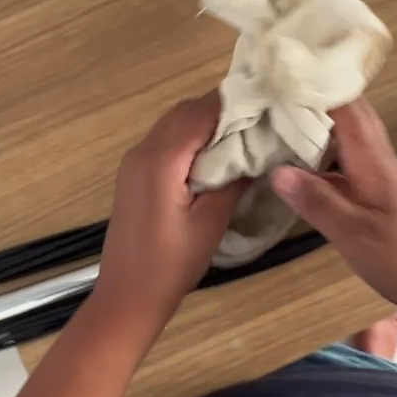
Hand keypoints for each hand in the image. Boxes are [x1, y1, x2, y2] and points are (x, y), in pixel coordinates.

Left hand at [92, 94, 243, 328]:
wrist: (127, 295)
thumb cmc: (171, 264)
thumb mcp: (210, 223)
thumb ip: (232, 182)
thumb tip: (258, 154)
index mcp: (161, 159)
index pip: (200, 111)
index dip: (234, 102)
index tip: (269, 100)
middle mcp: (142, 151)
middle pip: (184, 111)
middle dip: (221, 109)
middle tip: (261, 119)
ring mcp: (133, 162)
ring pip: (173, 124)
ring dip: (204, 123)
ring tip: (243, 135)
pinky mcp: (133, 175)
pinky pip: (164, 142)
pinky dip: (189, 139)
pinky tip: (215, 156)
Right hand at [271, 98, 396, 322]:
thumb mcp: (353, 233)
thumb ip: (316, 201)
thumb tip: (276, 171)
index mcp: (373, 159)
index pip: (346, 105)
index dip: (317, 82)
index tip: (282, 68)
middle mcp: (378, 159)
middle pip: (349, 113)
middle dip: (316, 95)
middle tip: (274, 87)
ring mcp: (380, 176)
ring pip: (346, 137)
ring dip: (317, 123)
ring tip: (277, 118)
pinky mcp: (379, 194)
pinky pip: (345, 161)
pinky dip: (321, 154)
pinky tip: (299, 166)